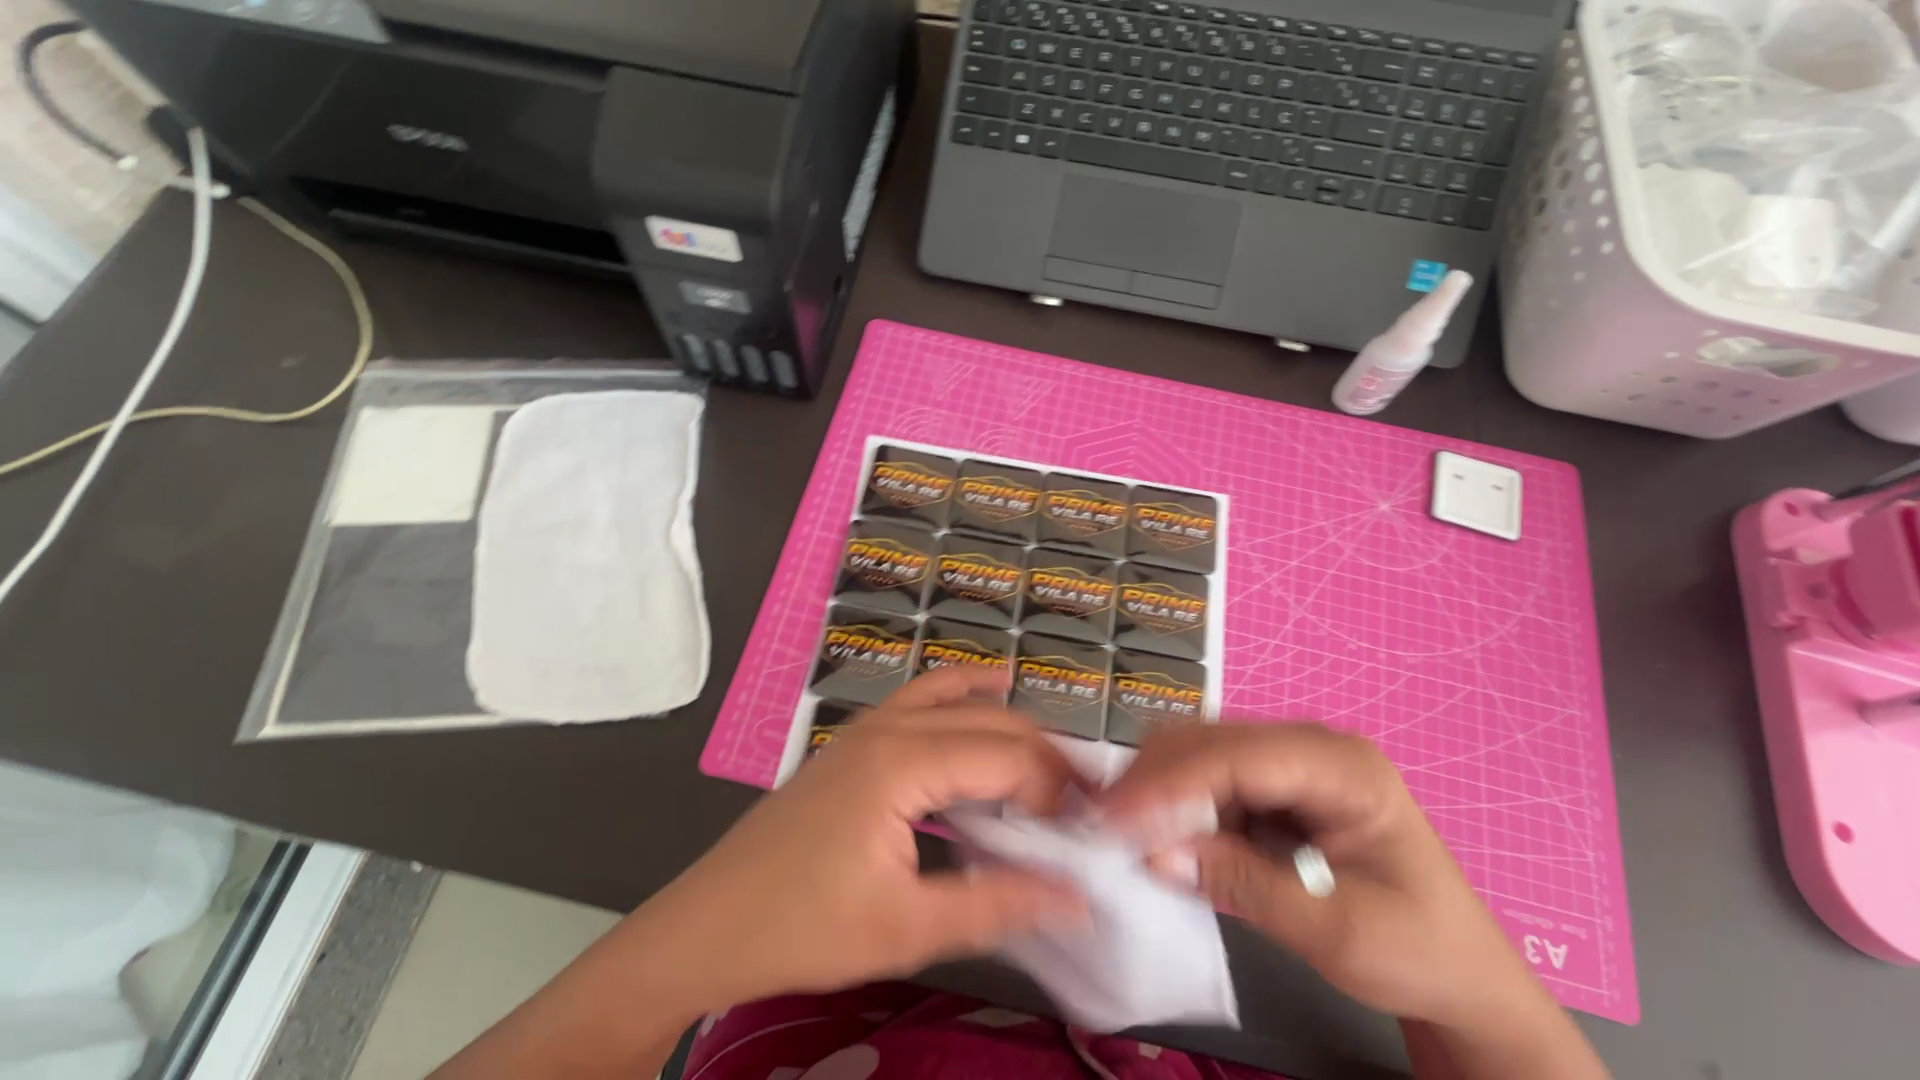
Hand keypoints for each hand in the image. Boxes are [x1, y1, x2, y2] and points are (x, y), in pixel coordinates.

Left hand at [625, 669, 1087, 1013]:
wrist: (709, 928)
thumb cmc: (804, 929)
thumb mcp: (908, 929)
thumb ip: (999, 905)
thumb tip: (1080, 898)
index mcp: (902, 764)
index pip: (1007, 757)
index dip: (1056, 792)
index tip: (1088, 836)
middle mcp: (888, 729)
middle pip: (990, 723)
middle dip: (1044, 760)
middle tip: (1082, 811)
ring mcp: (865, 730)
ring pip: (957, 703)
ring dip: (1009, 727)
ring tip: (1052, 770)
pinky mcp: (853, 745)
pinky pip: (920, 702)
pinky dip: (961, 695)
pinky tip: (988, 689)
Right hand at [1097, 722, 1547, 1030]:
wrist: (1460, 979)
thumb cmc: (1417, 952)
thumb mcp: (1335, 930)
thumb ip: (1244, 884)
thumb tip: (1156, 854)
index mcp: (1344, 768)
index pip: (1240, 756)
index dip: (1171, 782)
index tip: (1114, 818)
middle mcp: (1311, 750)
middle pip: (1211, 744)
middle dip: (1154, 782)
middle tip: (1103, 830)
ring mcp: (1290, 769)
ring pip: (1200, 759)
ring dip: (1159, 795)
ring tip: (1120, 838)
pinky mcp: (1273, 795)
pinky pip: (1208, 788)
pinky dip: (1176, 813)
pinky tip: (1157, 844)